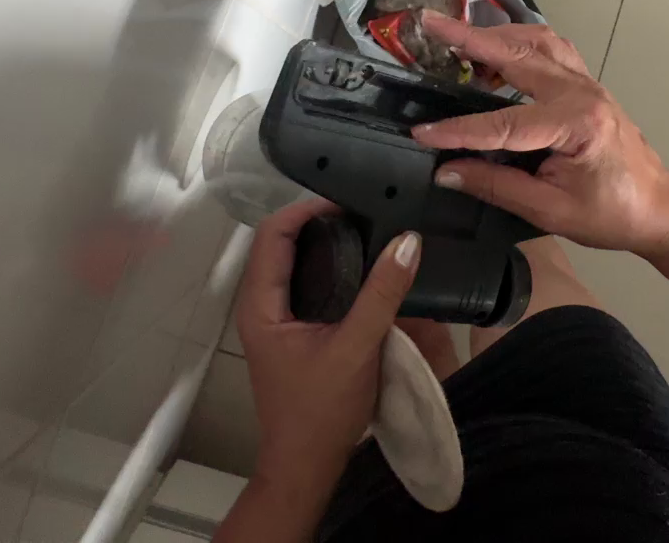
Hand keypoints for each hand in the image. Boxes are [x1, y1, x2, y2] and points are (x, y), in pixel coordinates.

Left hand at [233, 199, 421, 500]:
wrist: (307, 467)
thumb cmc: (322, 410)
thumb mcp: (357, 347)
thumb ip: (382, 293)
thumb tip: (408, 241)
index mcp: (261, 305)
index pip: (272, 234)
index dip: (305, 209)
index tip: (346, 201)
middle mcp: (260, 305)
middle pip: (281, 242)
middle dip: (318, 220)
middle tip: (362, 211)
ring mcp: (275, 318)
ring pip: (293, 261)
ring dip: (324, 242)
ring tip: (366, 229)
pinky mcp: (293, 329)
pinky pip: (306, 280)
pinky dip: (329, 264)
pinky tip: (362, 264)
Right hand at [411, 13, 668, 256]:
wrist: (660, 208)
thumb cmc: (613, 214)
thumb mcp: (551, 210)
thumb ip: (497, 186)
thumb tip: (448, 171)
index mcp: (576, 124)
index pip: (503, 124)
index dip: (458, 131)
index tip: (422, 133)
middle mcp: (581, 92)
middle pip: (517, 55)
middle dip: (469, 38)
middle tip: (431, 24)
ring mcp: (586, 82)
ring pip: (535, 41)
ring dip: (495, 34)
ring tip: (458, 34)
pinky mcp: (587, 84)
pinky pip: (551, 49)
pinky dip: (520, 42)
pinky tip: (499, 49)